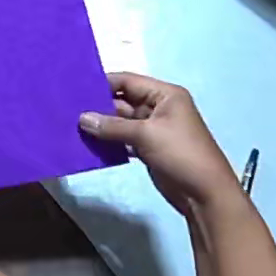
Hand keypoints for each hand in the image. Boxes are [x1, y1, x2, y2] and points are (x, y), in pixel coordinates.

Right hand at [80, 72, 242, 217]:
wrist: (205, 194)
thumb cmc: (180, 153)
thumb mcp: (146, 135)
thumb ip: (112, 126)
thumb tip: (82, 118)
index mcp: (165, 94)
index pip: (129, 81)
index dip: (104, 83)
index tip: (77, 87)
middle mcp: (160, 107)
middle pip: (124, 100)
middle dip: (100, 106)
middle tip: (70, 109)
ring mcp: (154, 129)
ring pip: (123, 121)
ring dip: (103, 125)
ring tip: (74, 125)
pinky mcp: (150, 148)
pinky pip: (125, 138)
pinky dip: (111, 141)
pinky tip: (90, 143)